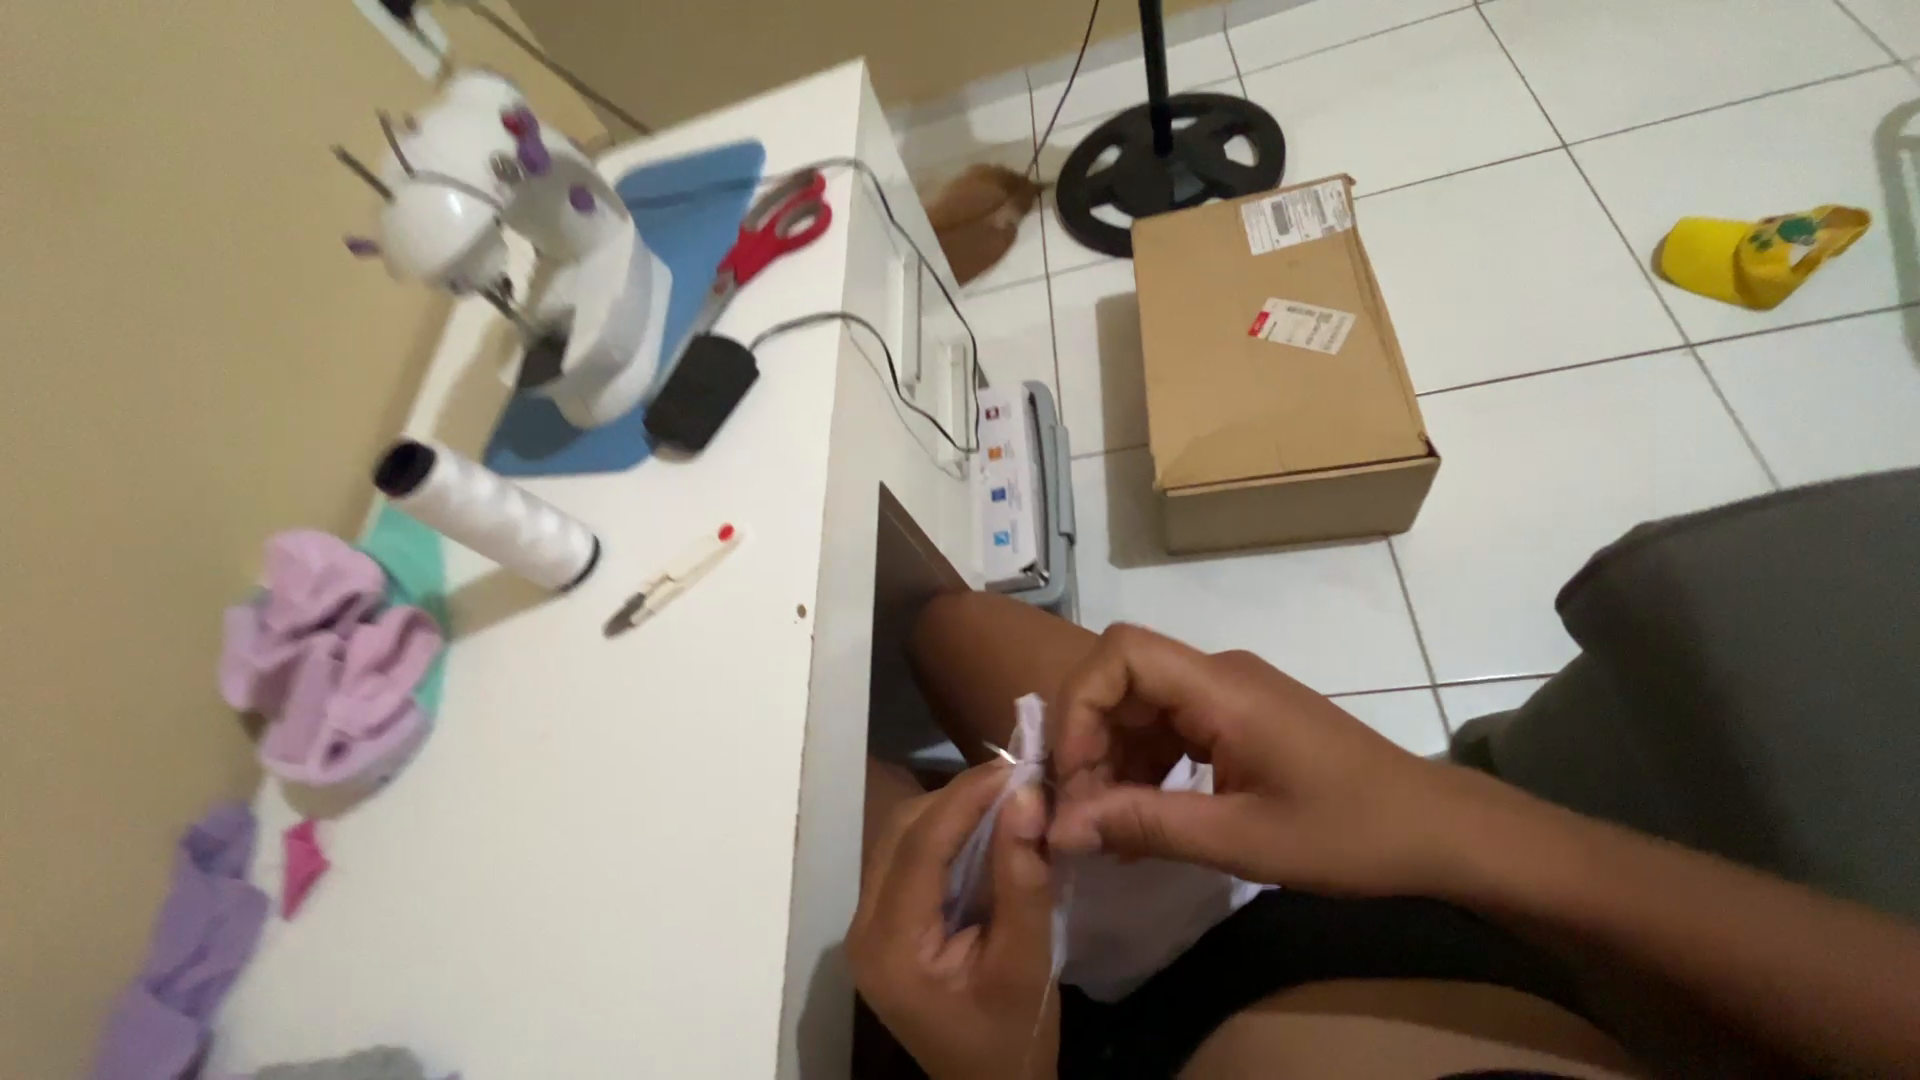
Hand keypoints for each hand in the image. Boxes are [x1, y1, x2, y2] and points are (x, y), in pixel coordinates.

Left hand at [849, 763, 1059, 1079]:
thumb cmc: (1012, 1038)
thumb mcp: (1027, 964)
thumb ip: (1022, 880)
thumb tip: (1027, 798)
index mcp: (890, 946)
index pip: (920, 846)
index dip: (966, 797)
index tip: (1014, 767)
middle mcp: (865, 927)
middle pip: (902, 833)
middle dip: (959, 798)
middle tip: (1016, 779)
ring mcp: (869, 924)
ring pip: (901, 836)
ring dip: (951, 809)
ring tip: (1005, 794)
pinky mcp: (886, 920)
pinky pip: (909, 855)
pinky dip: (946, 830)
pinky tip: (984, 823)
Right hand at [1047, 623, 1488, 897]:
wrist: (1437, 830)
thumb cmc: (1349, 833)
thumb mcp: (1242, 840)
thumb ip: (1146, 825)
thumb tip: (1061, 829)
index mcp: (1221, 688)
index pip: (1122, 653)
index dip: (1080, 705)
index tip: (1071, 773)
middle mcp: (1216, 674)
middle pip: (1121, 678)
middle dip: (1087, 740)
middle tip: (1077, 811)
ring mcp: (1226, 694)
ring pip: (1138, 705)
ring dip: (1111, 758)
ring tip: (1103, 824)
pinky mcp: (1235, 717)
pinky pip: (1167, 727)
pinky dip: (1142, 766)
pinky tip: (1140, 815)